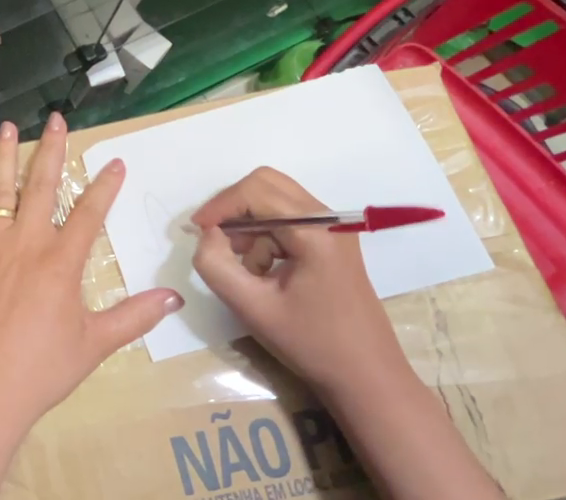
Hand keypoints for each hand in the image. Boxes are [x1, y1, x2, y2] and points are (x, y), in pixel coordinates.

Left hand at [0, 113, 183, 433]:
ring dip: (5, 156)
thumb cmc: (44, 368)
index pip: (90, 213)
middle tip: (56, 119)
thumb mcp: (96, 343)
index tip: (115, 161)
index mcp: (62, 261)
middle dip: (51, 150)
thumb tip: (173, 297)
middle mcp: (27, 242)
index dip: (105, 186)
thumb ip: (134, 316)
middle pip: (42, 187)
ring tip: (9, 126)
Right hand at [189, 167, 404, 392]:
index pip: (256, 191)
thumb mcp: (252, 308)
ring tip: (243, 264)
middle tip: (216, 240)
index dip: (220, 205)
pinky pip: (288, 218)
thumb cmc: (312, 346)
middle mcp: (329, 220)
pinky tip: (263, 269)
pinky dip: (265, 233)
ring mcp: (335, 229)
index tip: (197, 231)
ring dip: (250, 223)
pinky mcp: (333, 242)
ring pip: (276, 200)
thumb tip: (206, 235)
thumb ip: (216, 265)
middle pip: (267, 184)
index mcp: (317, 232)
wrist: (368, 381)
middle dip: (234, 207)